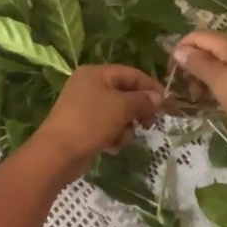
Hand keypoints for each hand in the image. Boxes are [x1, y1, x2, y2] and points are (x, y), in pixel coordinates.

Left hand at [31, 65, 165, 180]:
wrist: (58, 153)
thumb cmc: (90, 122)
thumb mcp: (121, 107)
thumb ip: (143, 100)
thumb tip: (159, 97)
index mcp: (96, 73)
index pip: (131, 74)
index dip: (151, 87)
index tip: (169, 104)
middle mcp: (89, 85)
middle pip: (125, 94)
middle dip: (137, 111)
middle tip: (148, 124)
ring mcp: (85, 106)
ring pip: (119, 113)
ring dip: (125, 127)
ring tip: (120, 138)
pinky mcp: (84, 126)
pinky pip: (108, 127)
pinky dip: (113, 136)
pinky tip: (110, 147)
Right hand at [173, 30, 226, 149]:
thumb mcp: (219, 83)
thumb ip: (198, 64)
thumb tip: (179, 49)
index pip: (198, 35)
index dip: (181, 49)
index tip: (173, 72)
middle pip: (214, 44)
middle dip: (197, 61)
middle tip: (190, 87)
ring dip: (213, 69)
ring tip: (207, 93)